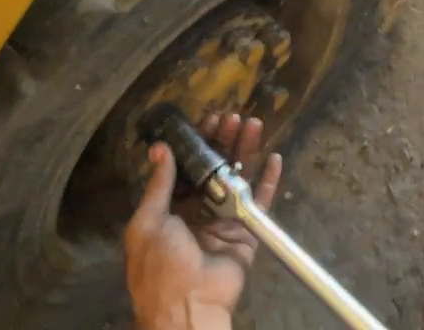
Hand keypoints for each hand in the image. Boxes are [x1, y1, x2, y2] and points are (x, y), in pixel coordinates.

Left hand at [125, 113, 282, 329]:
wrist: (187, 307)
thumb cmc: (161, 266)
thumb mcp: (148, 225)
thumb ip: (158, 186)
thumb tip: (159, 148)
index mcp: (171, 209)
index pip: (187, 168)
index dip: (197, 143)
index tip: (208, 119)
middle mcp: (199, 209)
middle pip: (215, 167)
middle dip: (223, 141)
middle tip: (233, 116)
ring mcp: (225, 218)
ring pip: (239, 176)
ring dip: (246, 150)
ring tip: (254, 124)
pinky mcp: (247, 229)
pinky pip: (261, 200)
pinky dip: (269, 180)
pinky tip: (275, 158)